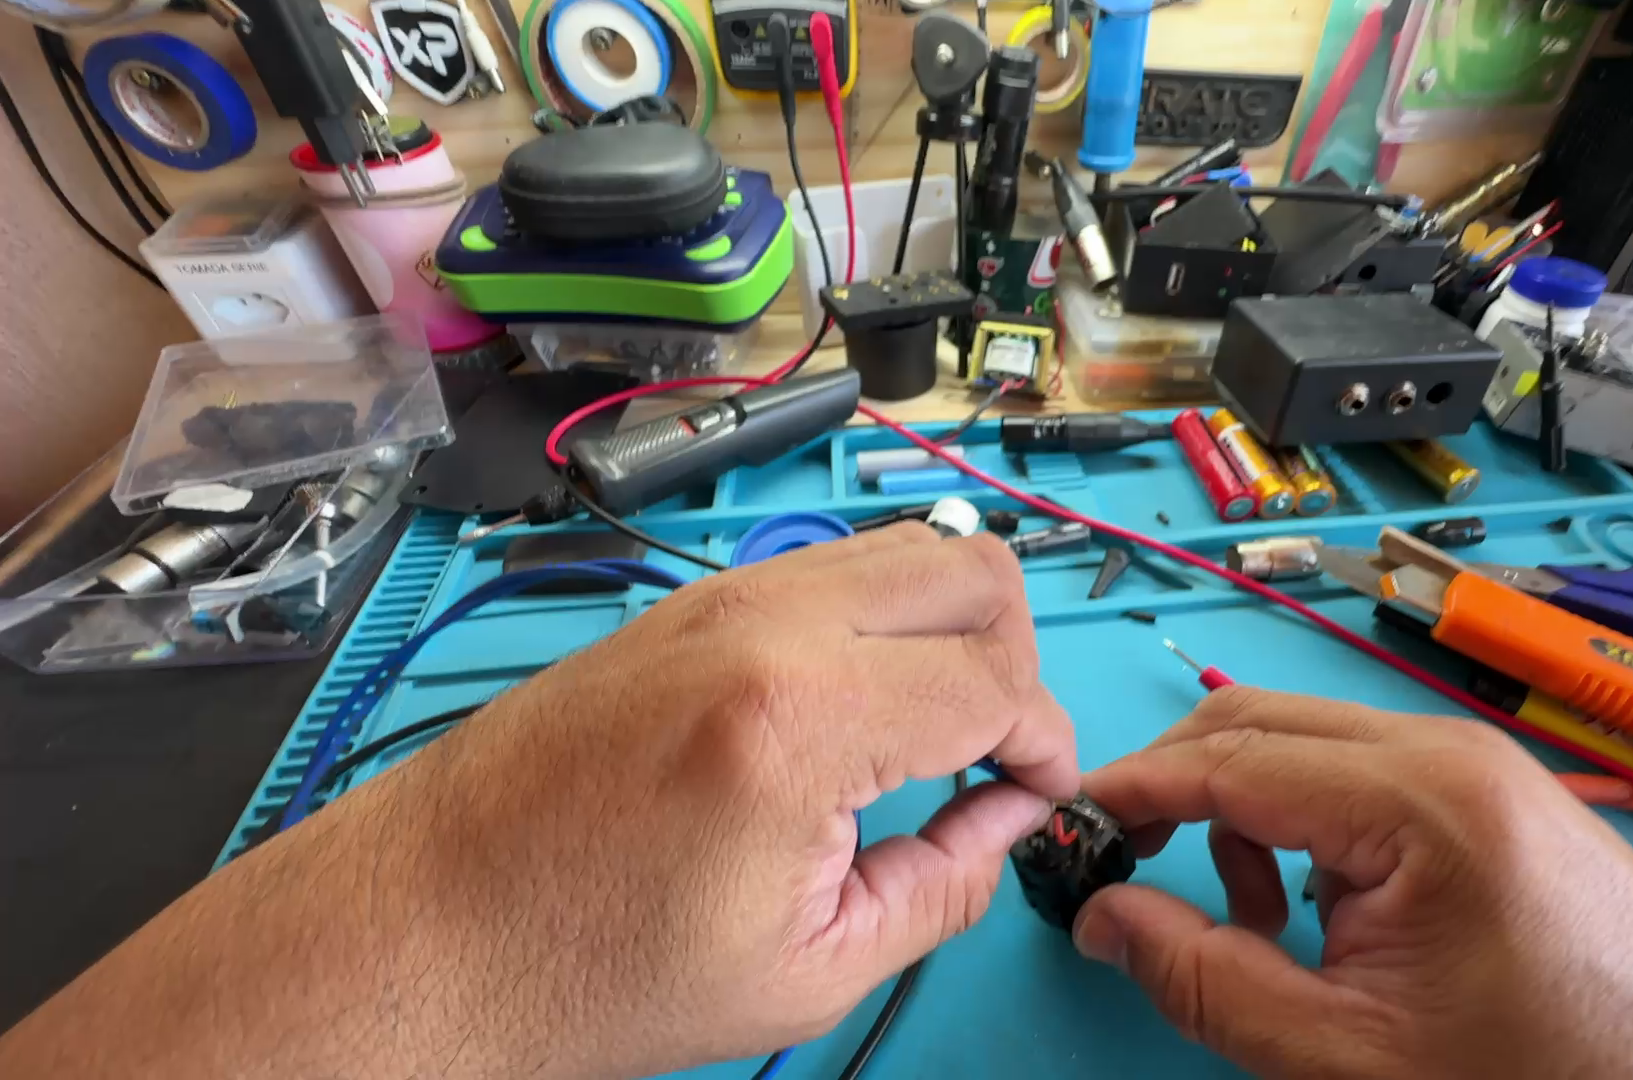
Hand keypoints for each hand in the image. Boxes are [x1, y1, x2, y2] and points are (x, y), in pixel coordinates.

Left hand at [0, 525, 1077, 1078]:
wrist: (426, 920)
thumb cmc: (599, 972)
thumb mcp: (810, 969)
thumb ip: (948, 881)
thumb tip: (1012, 812)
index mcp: (803, 720)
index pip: (995, 681)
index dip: (1047, 741)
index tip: (1039, 791)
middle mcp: (775, 619)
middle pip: (977, 574)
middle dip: (1018, 659)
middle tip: (993, 744)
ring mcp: (735, 588)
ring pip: (917, 547)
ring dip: (959, 625)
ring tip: (937, 714)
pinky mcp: (708, 590)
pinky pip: (848, 562)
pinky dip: (895, 611)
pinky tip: (869, 688)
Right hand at [1072, 688, 1632, 1078]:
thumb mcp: (1349, 1059)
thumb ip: (1203, 980)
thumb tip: (1095, 917)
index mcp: (1413, 796)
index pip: (1226, 758)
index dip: (1133, 785)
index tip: (1070, 819)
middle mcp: (1432, 744)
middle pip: (1251, 723)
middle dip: (1175, 783)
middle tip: (1133, 857)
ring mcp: (1458, 755)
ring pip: (1291, 742)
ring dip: (1239, 810)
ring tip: (1258, 917)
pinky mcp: (1470, 782)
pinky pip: (1342, 771)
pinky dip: (1296, 823)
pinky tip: (1322, 905)